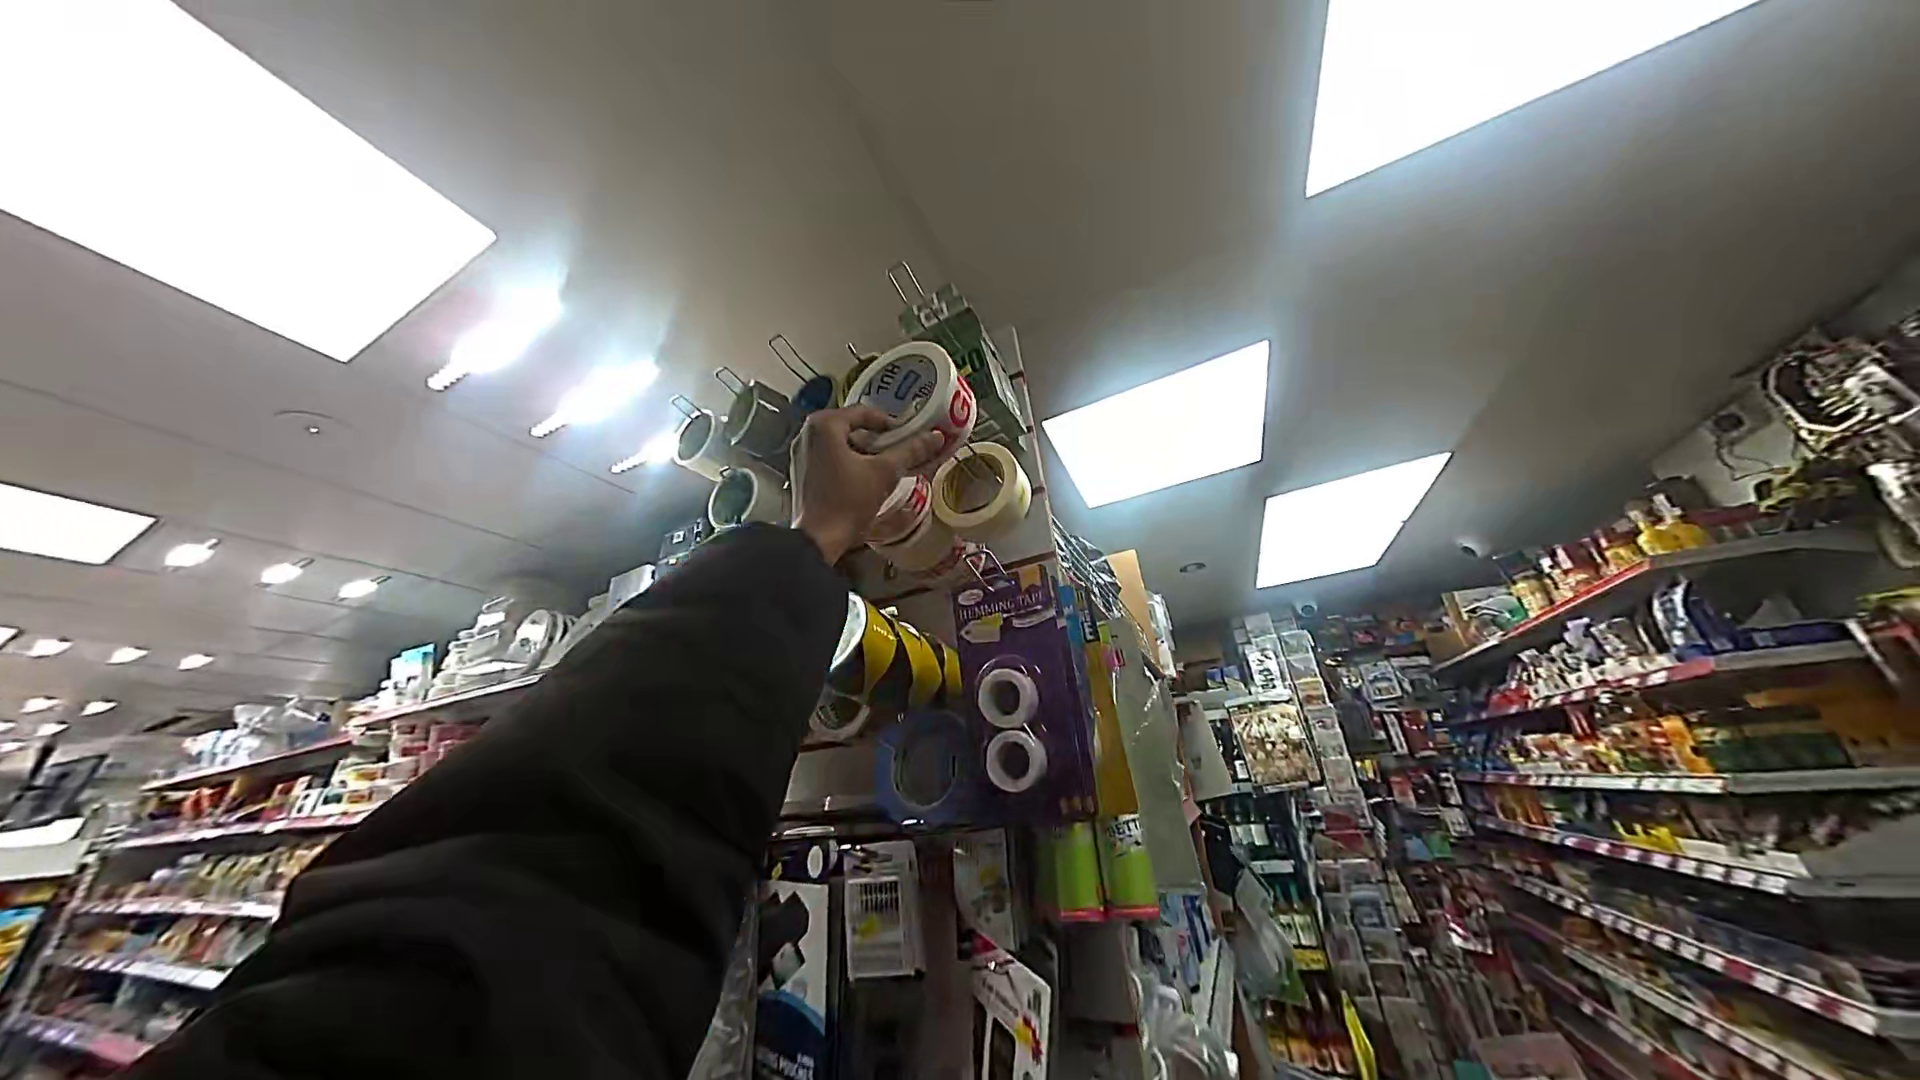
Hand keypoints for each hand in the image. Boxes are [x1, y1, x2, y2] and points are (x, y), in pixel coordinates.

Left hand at [791, 406, 944, 563]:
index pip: (864, 412)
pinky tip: (865, 480)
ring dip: (864, 452)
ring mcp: (801, 454)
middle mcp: (808, 433)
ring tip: (886, 466)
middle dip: (878, 439)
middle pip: (851, 427)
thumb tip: (937, 436)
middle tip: (899, 451)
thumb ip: (911, 451)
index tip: (907, 436)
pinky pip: (830, 458)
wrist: (819, 539)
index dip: (890, 424)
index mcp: (825, 425)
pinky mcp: (801, 473)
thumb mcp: (885, 473)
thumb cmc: (850, 500)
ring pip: (841, 444)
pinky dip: (849, 463)